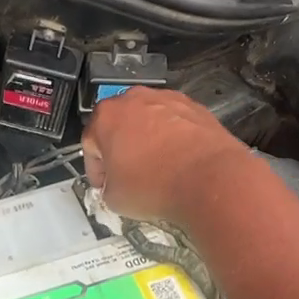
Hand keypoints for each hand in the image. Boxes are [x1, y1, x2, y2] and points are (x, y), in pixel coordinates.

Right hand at [81, 87, 254, 224]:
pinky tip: (175, 162)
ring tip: (154, 170)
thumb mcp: (114, 199)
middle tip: (125, 175)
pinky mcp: (193, 106)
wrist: (208, 179)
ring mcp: (166, 99)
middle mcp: (134, 99)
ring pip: (147, 120)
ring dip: (145, 141)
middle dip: (119, 148)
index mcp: (106, 117)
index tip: (103, 184)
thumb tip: (115, 186)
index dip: (95, 168)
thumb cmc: (155, 184)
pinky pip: (173, 122)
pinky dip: (171, 139)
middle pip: (118, 124)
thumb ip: (107, 187)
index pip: (89, 142)